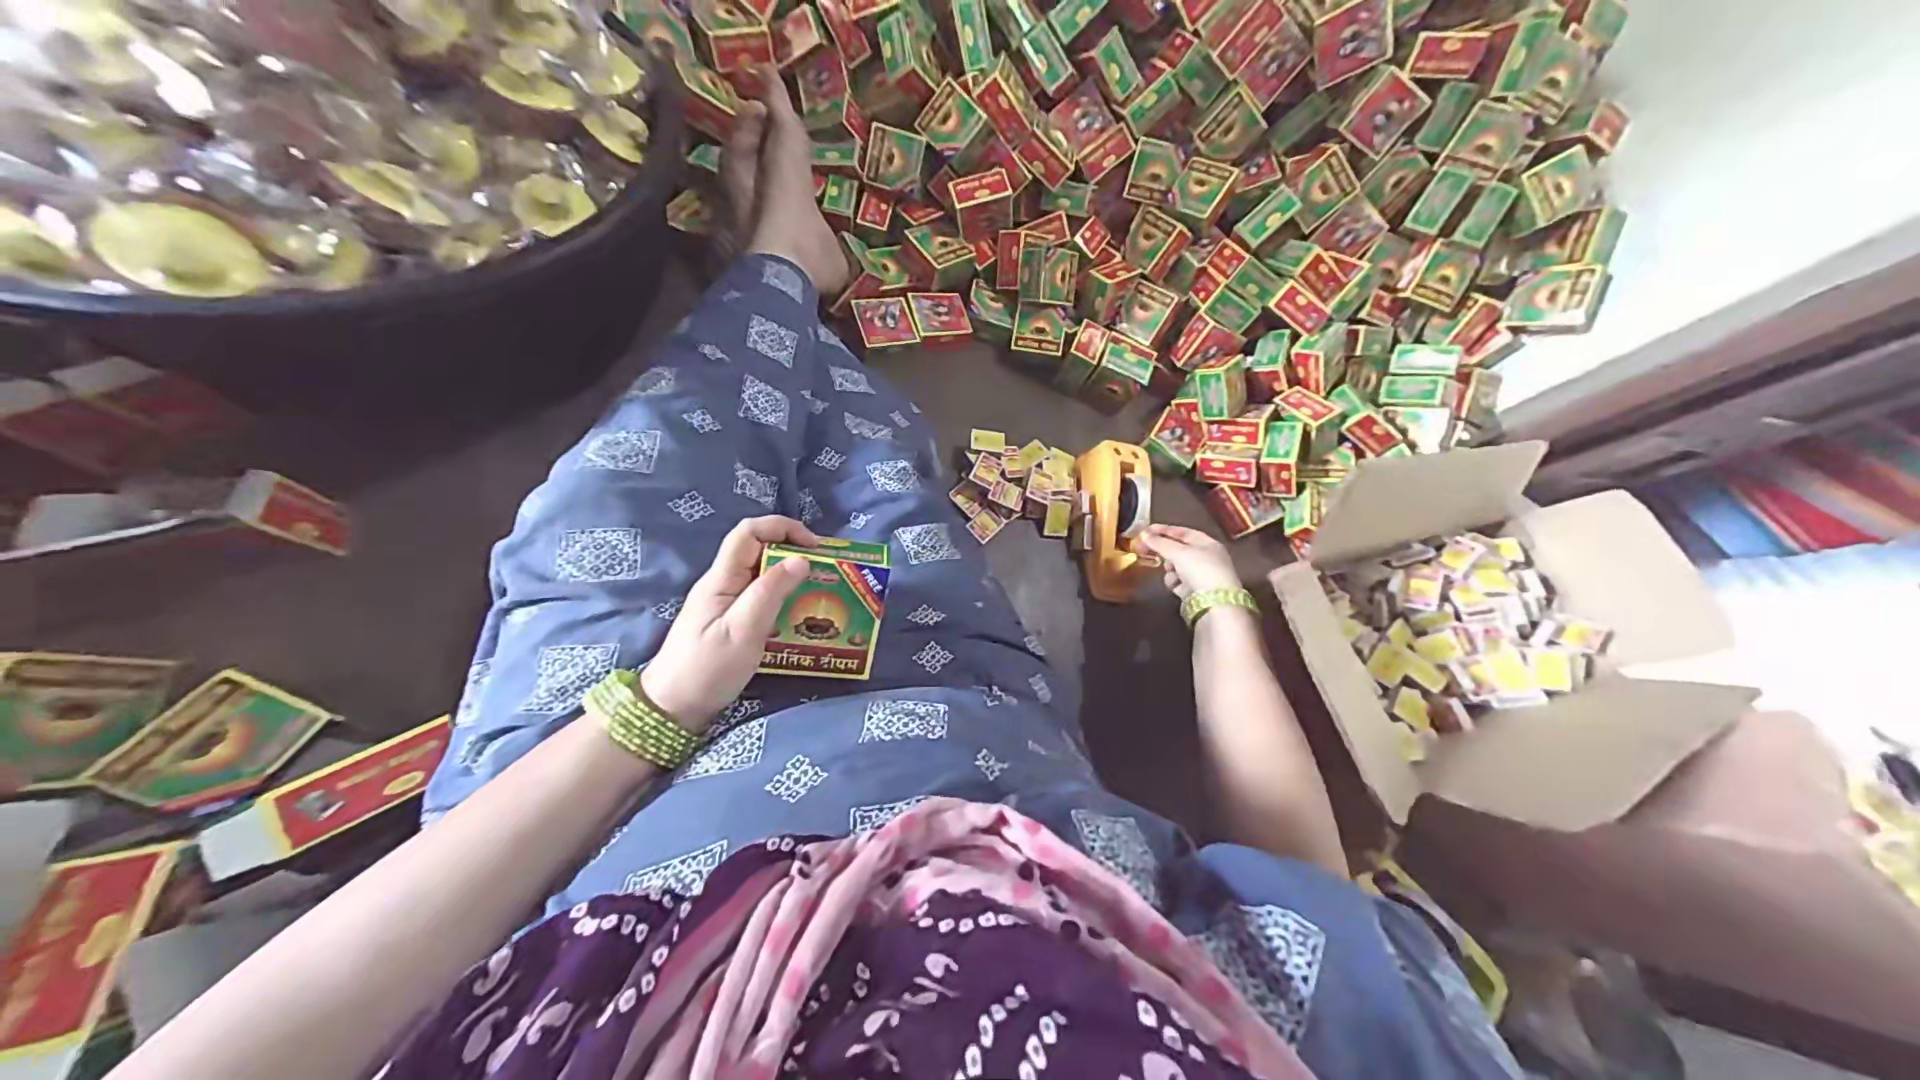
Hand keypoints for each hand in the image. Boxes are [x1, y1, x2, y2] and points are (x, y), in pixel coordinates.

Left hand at [640, 515, 818, 731]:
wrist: (671, 708)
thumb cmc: (707, 669)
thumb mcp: (743, 630)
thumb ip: (771, 592)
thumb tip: (801, 559)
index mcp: (721, 578)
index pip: (750, 532)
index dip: (783, 528)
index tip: (815, 546)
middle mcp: (722, 583)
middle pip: (758, 549)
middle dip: (792, 551)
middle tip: (824, 570)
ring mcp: (724, 603)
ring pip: (761, 574)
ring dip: (790, 576)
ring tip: (818, 591)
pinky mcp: (729, 621)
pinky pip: (759, 597)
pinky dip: (782, 597)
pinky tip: (798, 614)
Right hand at [1136, 524, 1241, 600]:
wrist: (1214, 603)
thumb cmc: (1200, 569)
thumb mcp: (1178, 552)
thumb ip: (1160, 542)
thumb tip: (1144, 534)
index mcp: (1208, 544)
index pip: (1184, 532)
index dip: (1165, 530)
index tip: (1147, 530)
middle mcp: (1207, 558)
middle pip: (1179, 550)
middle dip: (1165, 550)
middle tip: (1146, 549)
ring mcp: (1201, 576)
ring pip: (1177, 567)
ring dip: (1170, 568)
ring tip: (1169, 570)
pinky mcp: (1195, 591)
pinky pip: (1179, 582)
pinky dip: (1174, 582)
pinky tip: (1175, 585)